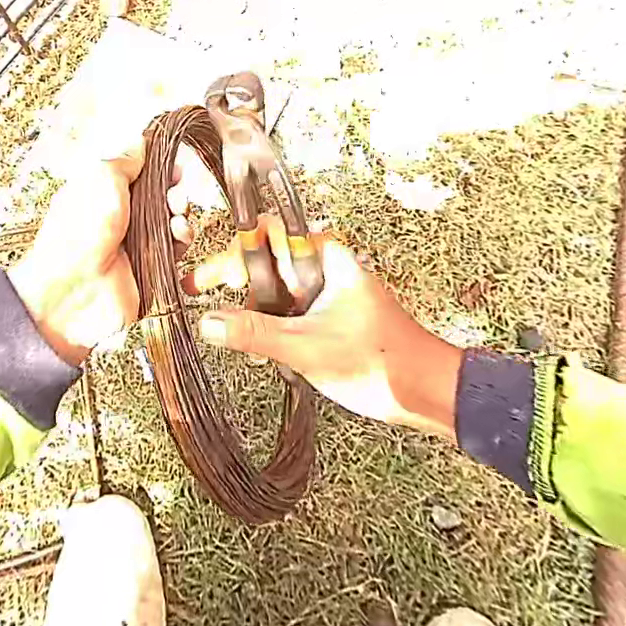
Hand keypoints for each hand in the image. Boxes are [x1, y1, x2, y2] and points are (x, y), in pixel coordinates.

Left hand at [10, 139, 190, 364]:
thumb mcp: (100, 179)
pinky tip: (177, 234)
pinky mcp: (153, 266)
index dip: (159, 168)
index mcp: (105, 193)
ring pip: (174, 220)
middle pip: (162, 195)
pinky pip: (177, 247)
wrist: (74, 291)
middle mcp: (123, 216)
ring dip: (181, 213)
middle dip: (174, 190)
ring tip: (177, 215)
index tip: (172, 165)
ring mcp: (138, 242)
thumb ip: (124, 160)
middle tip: (175, 192)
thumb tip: (141, 142)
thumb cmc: (77, 234)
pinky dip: (182, 238)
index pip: (141, 173)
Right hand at [189, 218, 462, 439]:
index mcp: (326, 255)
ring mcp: (330, 287)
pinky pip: (293, 305)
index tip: (203, 281)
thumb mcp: (306, 348)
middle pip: (270, 259)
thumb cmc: (379, 360)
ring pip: (279, 285)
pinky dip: (276, 323)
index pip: (267, 237)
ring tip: (248, 342)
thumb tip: (209, 322)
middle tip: (218, 311)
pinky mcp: (332, 309)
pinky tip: (269, 351)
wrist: (423, 388)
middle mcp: (327, 264)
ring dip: (258, 310)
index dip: (230, 257)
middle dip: (242, 285)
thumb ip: (255, 333)